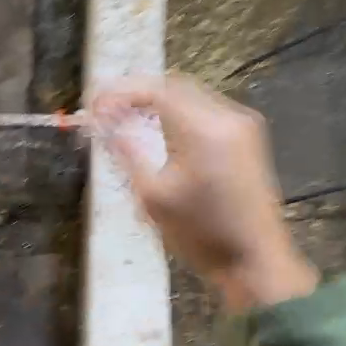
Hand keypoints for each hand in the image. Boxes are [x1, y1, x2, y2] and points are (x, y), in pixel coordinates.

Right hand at [92, 76, 317, 311]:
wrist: (253, 260)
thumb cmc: (199, 234)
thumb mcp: (152, 197)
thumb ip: (126, 153)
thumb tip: (102, 126)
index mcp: (203, 130)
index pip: (155, 91)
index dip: (119, 93)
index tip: (92, 107)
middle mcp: (227, 118)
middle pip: (174, 86)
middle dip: (135, 94)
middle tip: (103, 111)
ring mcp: (241, 127)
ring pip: (189, 97)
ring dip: (154, 103)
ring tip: (122, 120)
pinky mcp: (246, 140)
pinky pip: (204, 112)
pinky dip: (174, 114)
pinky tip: (155, 132)